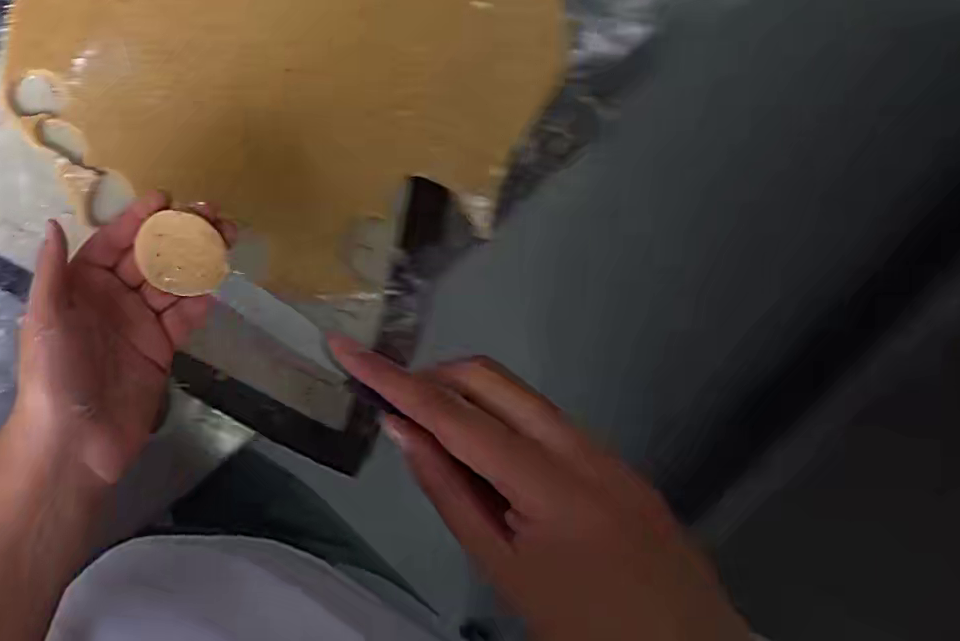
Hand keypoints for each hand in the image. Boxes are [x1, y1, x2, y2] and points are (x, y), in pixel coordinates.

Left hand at [12, 191, 227, 485]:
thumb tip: (53, 223)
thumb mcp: (44, 317)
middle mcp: (111, 297)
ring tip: (223, 238)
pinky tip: (214, 287)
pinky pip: (181, 319)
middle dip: (175, 234)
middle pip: (148, 257)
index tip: (163, 199)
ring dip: (195, 261)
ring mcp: (137, 323)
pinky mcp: (159, 350)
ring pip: (170, 283)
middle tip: (207, 213)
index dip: (136, 220)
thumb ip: (51, 270)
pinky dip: (196, 303)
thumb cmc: (52, 373)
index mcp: (82, 284)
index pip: (113, 242)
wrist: (73, 444)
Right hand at [331, 340, 750, 640]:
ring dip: (464, 397)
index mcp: (552, 486)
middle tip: (399, 410)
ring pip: (514, 392)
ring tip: (442, 441)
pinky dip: (498, 419)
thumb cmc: (586, 630)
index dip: (389, 377)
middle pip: (486, 378)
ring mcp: (608, 453)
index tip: (341, 346)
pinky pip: (541, 418)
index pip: (451, 413)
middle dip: (430, 377)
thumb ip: (446, 489)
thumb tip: (399, 426)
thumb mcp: (502, 569)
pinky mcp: (618, 463)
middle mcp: (584, 451)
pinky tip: (491, 464)